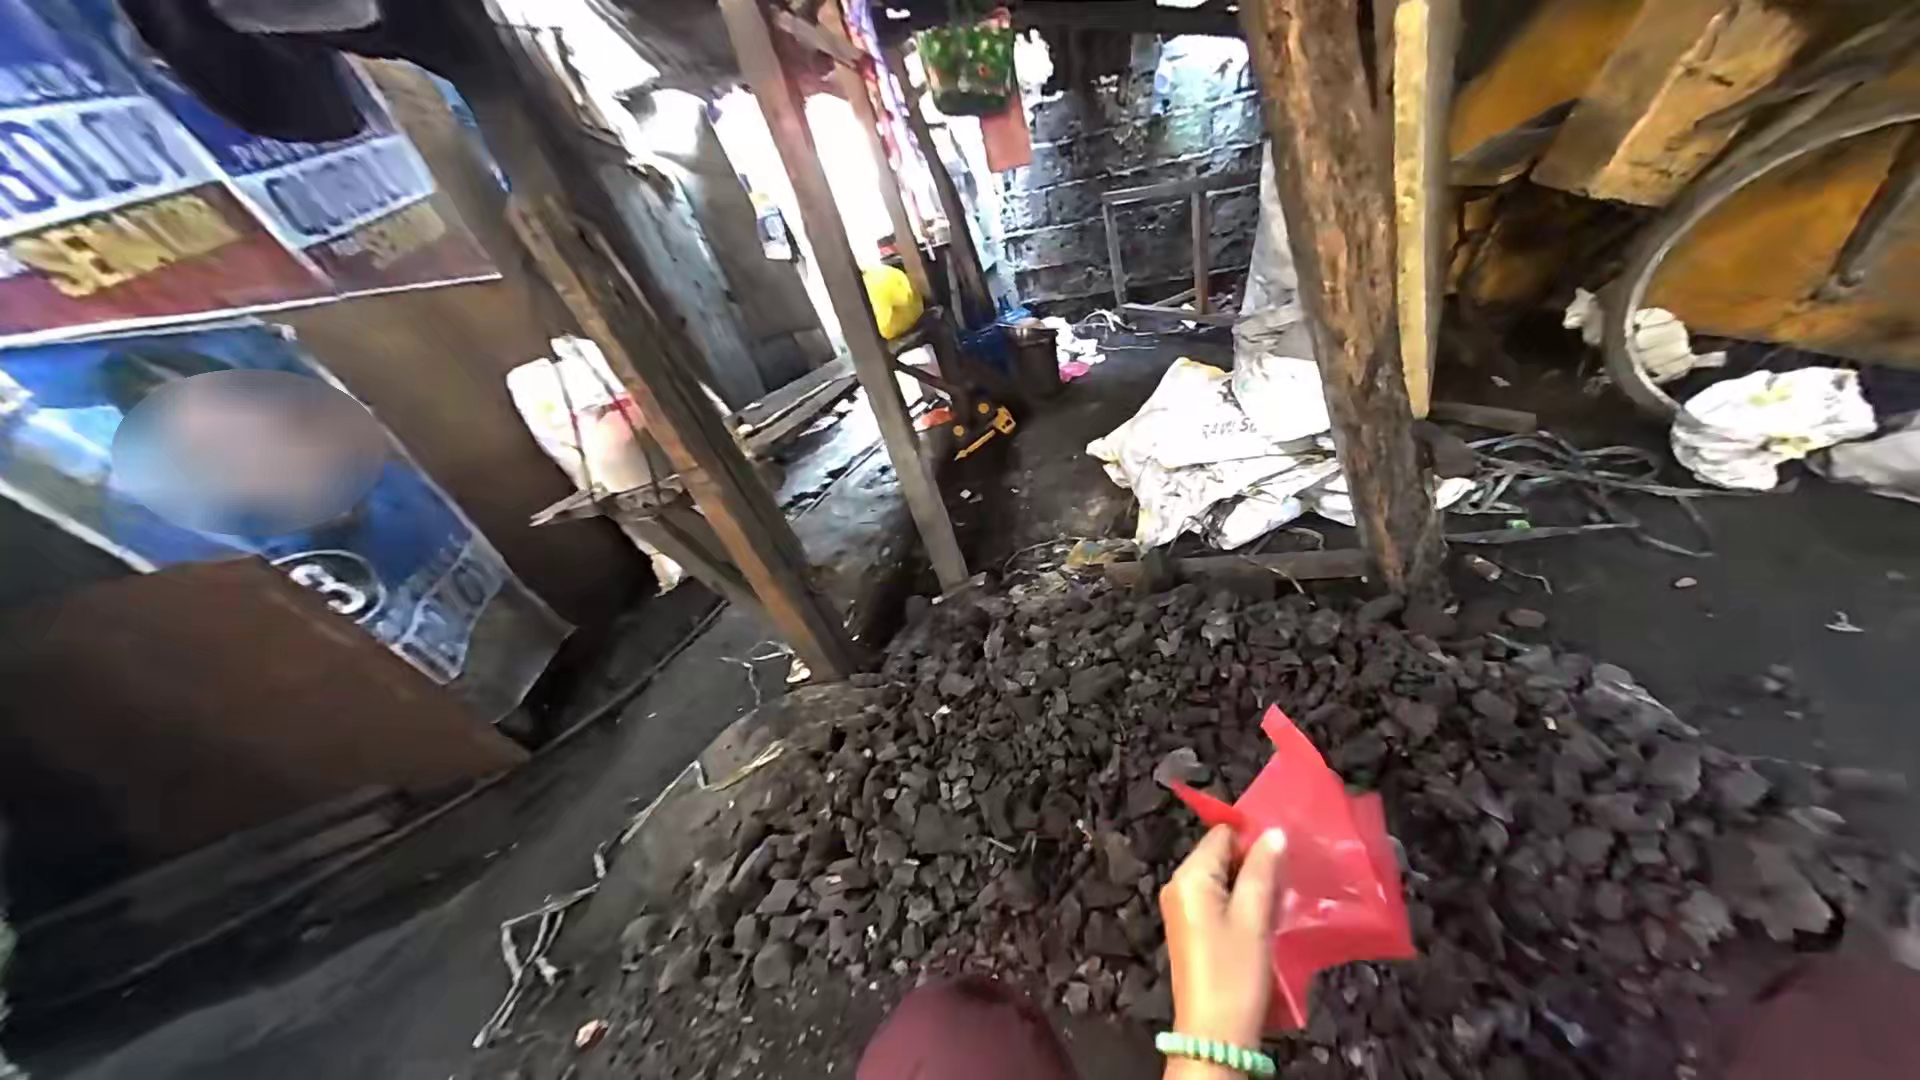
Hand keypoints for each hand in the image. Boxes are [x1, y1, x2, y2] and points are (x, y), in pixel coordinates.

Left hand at [1159, 826, 1287, 1053]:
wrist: (1212, 1035)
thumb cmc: (1234, 973)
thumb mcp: (1254, 919)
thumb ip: (1263, 871)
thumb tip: (1273, 831)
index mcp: (1188, 874)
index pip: (1220, 835)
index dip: (1251, 840)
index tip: (1282, 857)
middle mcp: (1177, 882)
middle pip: (1218, 855)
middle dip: (1251, 866)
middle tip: (1283, 888)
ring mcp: (1179, 905)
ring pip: (1219, 878)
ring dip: (1247, 888)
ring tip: (1275, 907)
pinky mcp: (1187, 926)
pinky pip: (1213, 899)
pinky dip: (1237, 904)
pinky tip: (1258, 924)